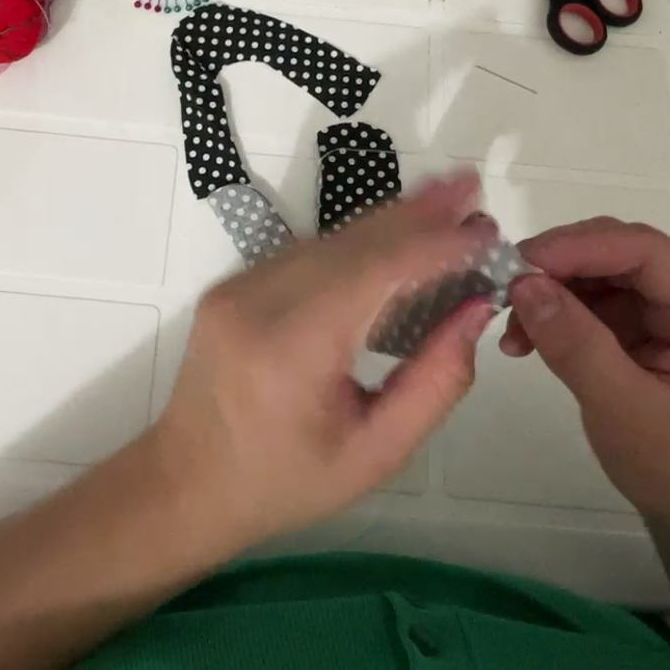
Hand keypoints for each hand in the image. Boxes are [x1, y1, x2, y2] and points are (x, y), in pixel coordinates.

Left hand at [149, 173, 495, 549]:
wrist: (187, 480)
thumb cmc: (286, 481)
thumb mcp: (375, 452)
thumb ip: (434, 381)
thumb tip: (476, 310)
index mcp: (292, 348)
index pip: (376, 271)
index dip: (434, 244)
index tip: (482, 228)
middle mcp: (258, 301)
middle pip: (350, 241)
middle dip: (416, 212)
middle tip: (470, 187)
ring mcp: (238, 287)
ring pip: (327, 240)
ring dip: (386, 221)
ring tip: (443, 204)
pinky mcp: (232, 286)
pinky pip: (305, 253)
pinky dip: (353, 243)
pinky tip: (390, 237)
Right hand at [500, 218, 669, 537]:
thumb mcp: (627, 412)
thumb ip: (577, 345)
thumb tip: (522, 283)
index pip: (648, 251)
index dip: (581, 247)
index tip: (519, 264)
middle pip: (622, 253)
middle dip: (560, 268)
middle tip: (505, 292)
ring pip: (600, 273)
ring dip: (551, 292)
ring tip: (511, 330)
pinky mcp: (648, 329)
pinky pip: (593, 301)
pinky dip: (556, 314)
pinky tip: (525, 340)